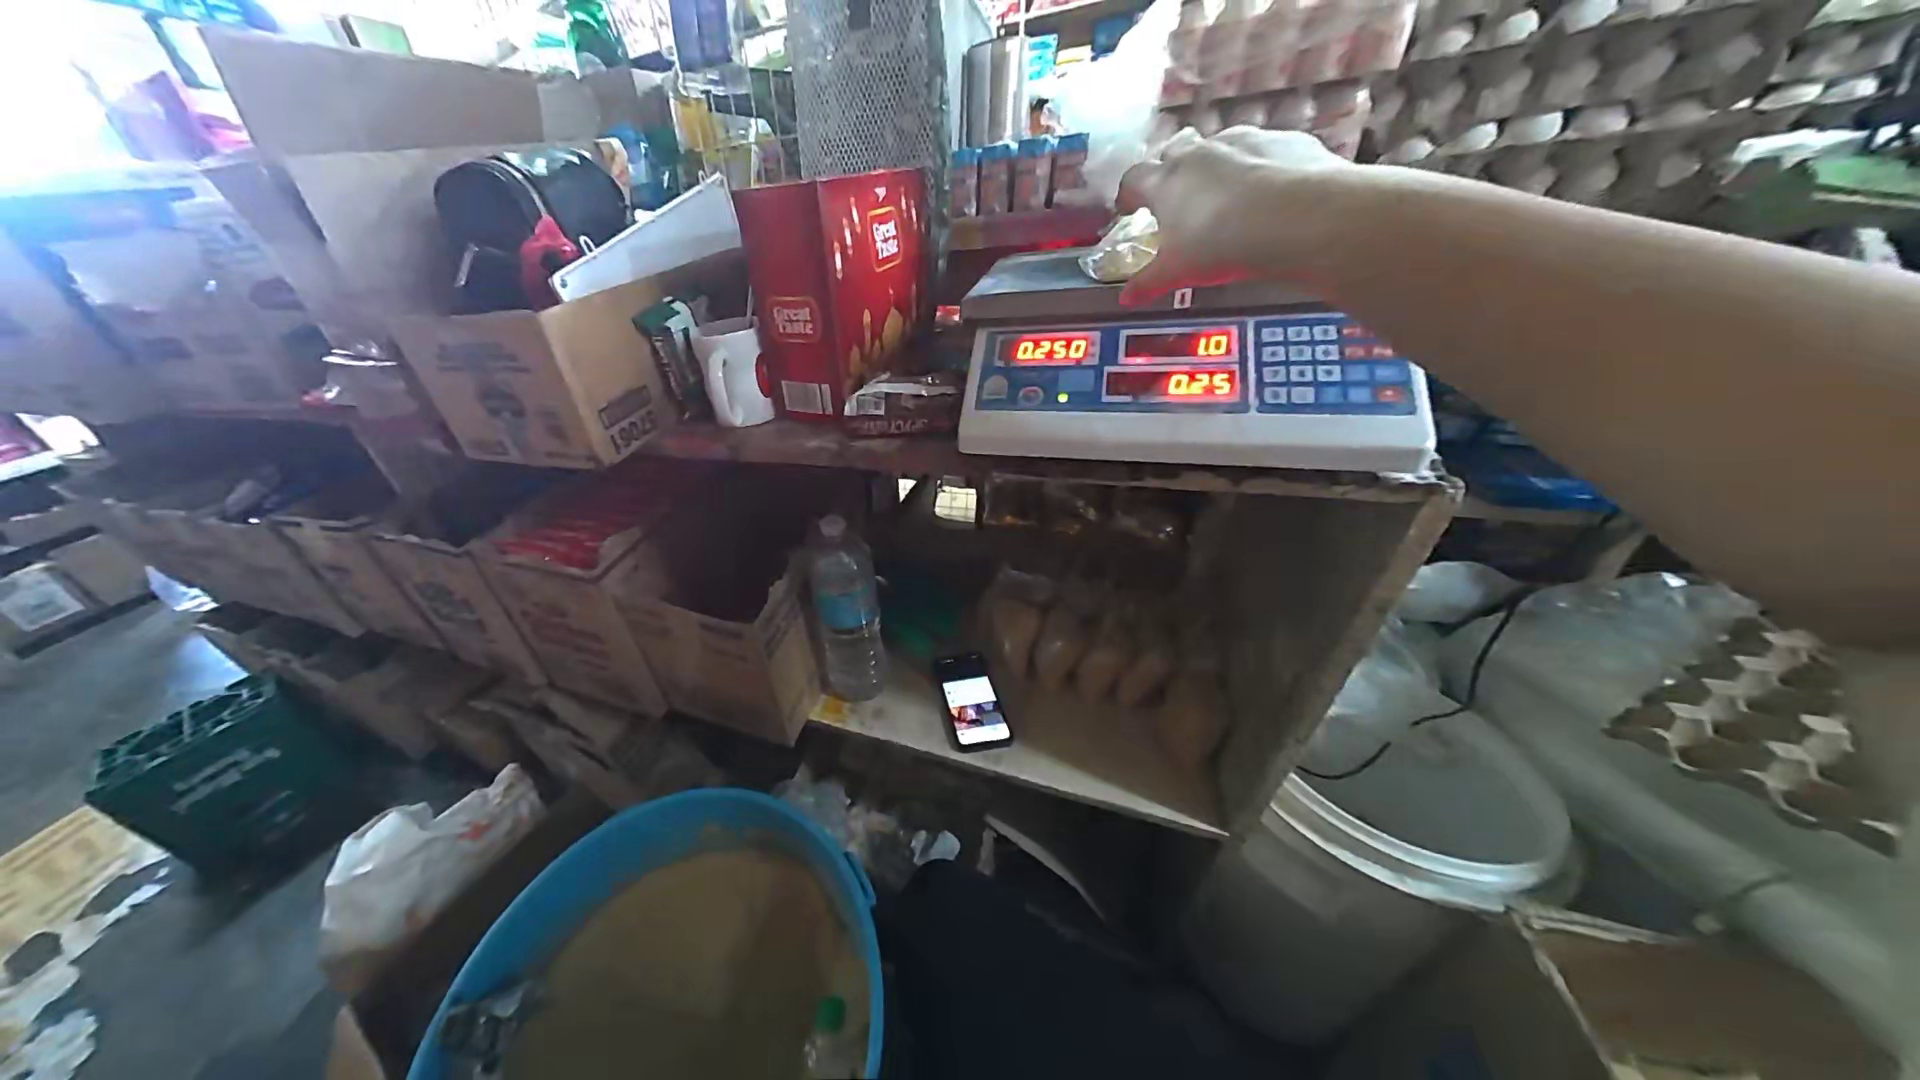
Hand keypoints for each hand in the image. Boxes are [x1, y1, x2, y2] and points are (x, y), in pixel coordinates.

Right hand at [1115, 127, 1351, 303]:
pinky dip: (1257, 167)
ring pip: (1219, 146)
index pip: (1134, 179)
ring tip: (1223, 196)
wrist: (1297, 217)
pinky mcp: (1283, 140)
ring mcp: (1243, 140)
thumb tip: (1126, 299)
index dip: (1128, 194)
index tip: (1128, 209)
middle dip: (1170, 172)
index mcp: (1166, 182)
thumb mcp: (1178, 272)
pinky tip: (1267, 191)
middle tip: (1176, 200)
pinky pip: (1262, 150)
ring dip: (1214, 166)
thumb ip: (1149, 283)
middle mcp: (1200, 152)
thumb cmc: (1220, 245)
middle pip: (1174, 151)